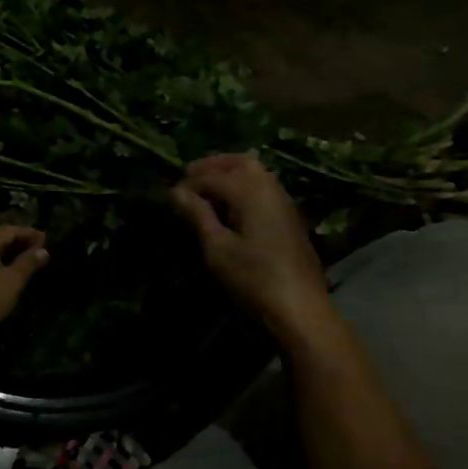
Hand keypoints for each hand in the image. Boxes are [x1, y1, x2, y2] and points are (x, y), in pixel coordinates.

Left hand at [0, 226, 49, 353]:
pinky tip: (6, 274)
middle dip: (19, 242)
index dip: (29, 234)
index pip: (10, 230)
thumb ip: (27, 264)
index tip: (47, 239)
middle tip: (39, 249)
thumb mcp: (10, 282)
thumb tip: (43, 250)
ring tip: (26, 262)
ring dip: (8, 254)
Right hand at [171, 154, 331, 336]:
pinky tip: (229, 206)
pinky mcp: (288, 217)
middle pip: (239, 162)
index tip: (169, 197)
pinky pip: (263, 187)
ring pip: (255, 172)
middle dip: (212, 165)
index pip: (212, 176)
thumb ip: (198, 215)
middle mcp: (269, 188)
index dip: (188, 183)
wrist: (298, 306)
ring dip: (228, 173)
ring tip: (205, 190)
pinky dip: (242, 185)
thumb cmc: (253, 278)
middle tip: (188, 177)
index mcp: (250, 192)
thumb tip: (176, 192)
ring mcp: (283, 201)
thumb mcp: (217, 248)